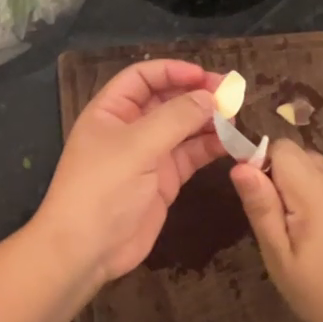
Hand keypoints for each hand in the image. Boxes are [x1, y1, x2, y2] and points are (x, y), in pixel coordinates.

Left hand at [33, 60, 225, 283]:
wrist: (86, 250)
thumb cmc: (102, 188)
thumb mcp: (137, 146)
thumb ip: (176, 118)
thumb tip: (210, 96)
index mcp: (111, 110)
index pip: (142, 77)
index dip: (172, 71)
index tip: (205, 75)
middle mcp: (130, 128)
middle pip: (167, 99)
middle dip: (197, 95)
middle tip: (232, 95)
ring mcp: (148, 155)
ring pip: (183, 128)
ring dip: (208, 121)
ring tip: (236, 118)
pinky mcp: (164, 180)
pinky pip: (191, 154)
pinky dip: (210, 147)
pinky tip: (231, 143)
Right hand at [232, 140, 322, 321]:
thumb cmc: (320, 295)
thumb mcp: (278, 257)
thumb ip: (261, 207)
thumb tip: (241, 166)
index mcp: (318, 193)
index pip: (282, 148)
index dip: (266, 167)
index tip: (266, 204)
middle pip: (302, 155)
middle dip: (286, 178)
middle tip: (288, 225)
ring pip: (321, 164)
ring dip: (308, 184)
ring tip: (312, 229)